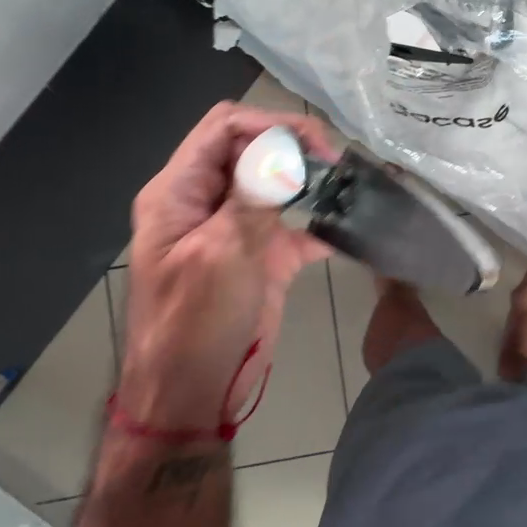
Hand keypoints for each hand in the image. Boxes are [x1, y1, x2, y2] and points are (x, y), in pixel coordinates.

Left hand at [115, 101, 337, 433]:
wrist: (190, 401)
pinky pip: (294, 229)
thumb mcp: (220, 256)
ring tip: (347, 185)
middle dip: (293, 147)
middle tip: (336, 164)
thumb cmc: (193, 328)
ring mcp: (234, 231)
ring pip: (275, 185)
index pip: (224, 129)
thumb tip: (283, 148)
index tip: (314, 144)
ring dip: (309, 180)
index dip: (269, 125)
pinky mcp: (261, 260)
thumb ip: (252, 198)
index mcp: (179, 192)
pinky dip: (320, 224)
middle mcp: (204, 203)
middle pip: (251, 150)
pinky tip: (348, 230)